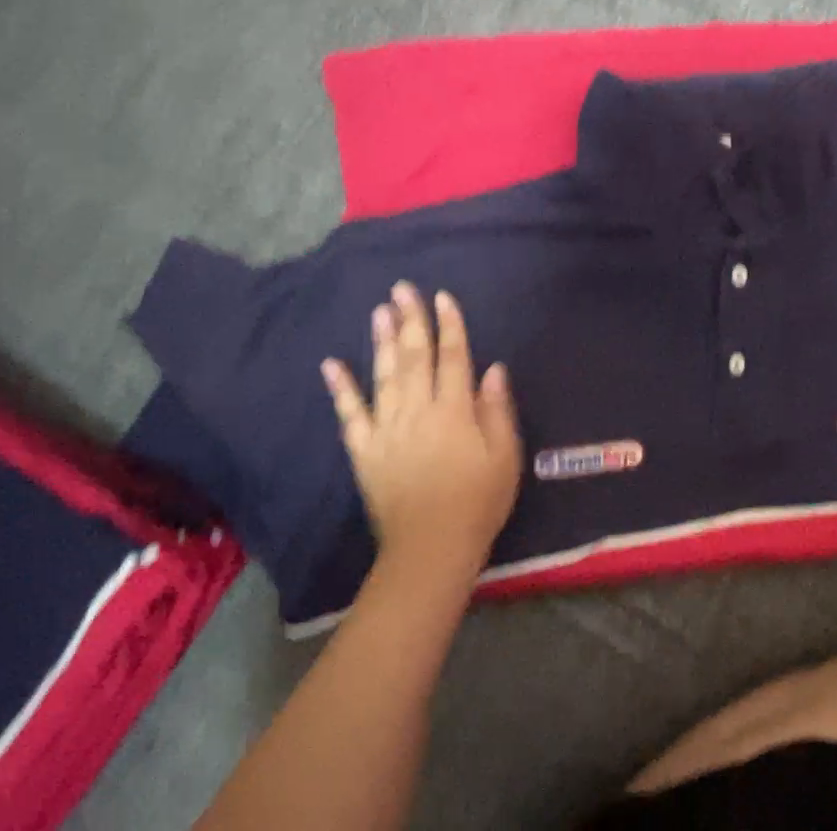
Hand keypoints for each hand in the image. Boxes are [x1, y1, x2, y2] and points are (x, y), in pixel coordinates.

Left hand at [321, 282, 521, 579]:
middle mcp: (418, 411)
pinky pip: (349, 413)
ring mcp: (386, 429)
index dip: (450, 326)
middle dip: (410, 321)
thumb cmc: (479, 500)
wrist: (431, 547)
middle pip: (414, 357)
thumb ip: (496, 410)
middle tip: (403, 288)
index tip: (443, 297)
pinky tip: (331, 364)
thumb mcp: (505, 456)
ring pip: (383, 376)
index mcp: (455, 411)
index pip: (453, 358)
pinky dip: (340, 388)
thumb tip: (492, 368)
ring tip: (379, 310)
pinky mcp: (364, 450)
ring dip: (380, 341)